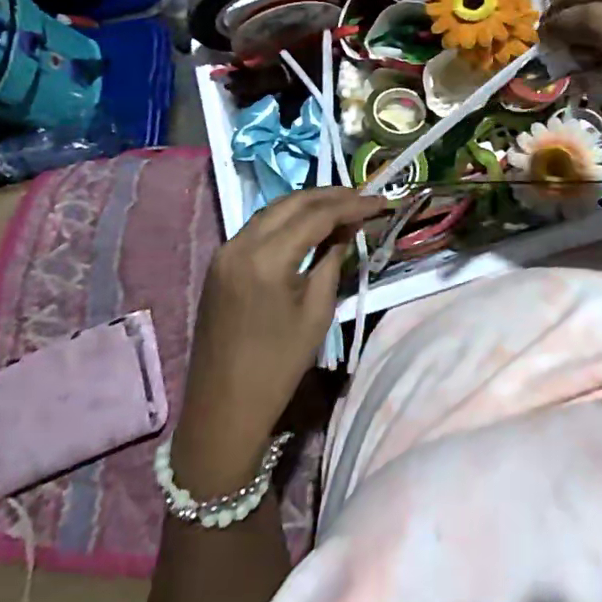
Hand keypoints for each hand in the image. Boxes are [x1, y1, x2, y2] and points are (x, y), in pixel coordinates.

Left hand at [171, 188, 383, 493]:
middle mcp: (240, 244)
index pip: (316, 215)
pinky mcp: (220, 262)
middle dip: (330, 196)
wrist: (225, 405)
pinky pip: (258, 226)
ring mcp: (225, 251)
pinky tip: (309, 223)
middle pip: (291, 203)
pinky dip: (287, 219)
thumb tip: (347, 228)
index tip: (380, 201)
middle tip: (363, 196)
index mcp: (266, 259)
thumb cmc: (279, 364)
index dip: (352, 205)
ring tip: (342, 204)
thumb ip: (332, 259)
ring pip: (272, 210)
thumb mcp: (317, 310)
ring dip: (307, 203)